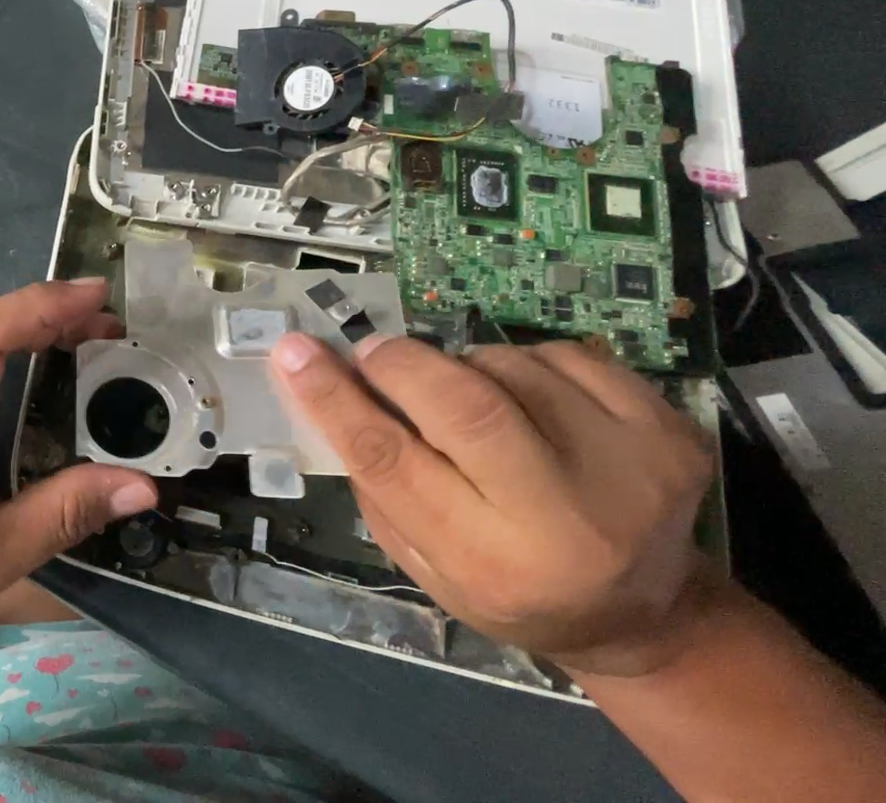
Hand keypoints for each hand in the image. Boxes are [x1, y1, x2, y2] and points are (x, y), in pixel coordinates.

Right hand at [272, 334, 714, 677]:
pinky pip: (564, 355)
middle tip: (372, 355)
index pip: (390, 460)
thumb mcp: (418, 556)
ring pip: (508, 367)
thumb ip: (375, 476)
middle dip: (399, 364)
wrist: (641, 613)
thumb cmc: (504, 587)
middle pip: (463, 405)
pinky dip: (519, 361)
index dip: (333, 399)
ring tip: (458, 395)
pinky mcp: (670, 430)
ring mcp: (633, 467)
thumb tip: (326, 381)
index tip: (293, 352)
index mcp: (488, 560)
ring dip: (459, 366)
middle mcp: (566, 517)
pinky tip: (520, 396)